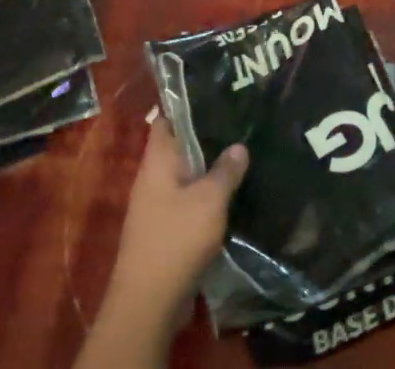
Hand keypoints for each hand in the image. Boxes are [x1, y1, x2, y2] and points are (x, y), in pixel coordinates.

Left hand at [106, 115, 249, 314]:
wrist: (149, 301)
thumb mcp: (209, 200)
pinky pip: (189, 202)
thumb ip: (225, 170)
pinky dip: (208, 196)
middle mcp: (153, 179)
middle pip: (179, 148)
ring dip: (210, 169)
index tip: (216, 94)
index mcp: (157, 162)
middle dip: (206, 137)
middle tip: (241, 122)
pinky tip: (234, 195)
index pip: (167, 120)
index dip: (187, 105)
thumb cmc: (176, 239)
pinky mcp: (166, 230)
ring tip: (244, 155)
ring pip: (186, 176)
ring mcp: (157, 206)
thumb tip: (238, 146)